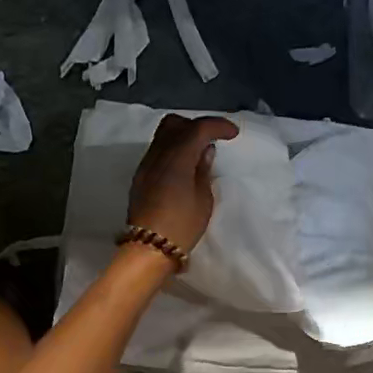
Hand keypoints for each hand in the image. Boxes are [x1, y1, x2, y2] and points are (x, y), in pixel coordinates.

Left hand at [125, 114, 239, 256]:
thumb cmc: (182, 226)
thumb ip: (203, 170)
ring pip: (163, 135)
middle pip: (175, 124)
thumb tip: (205, 150)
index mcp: (177, 157)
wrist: (149, 249)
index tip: (233, 134)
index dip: (218, 126)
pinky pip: (157, 151)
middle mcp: (158, 154)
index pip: (198, 128)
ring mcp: (146, 165)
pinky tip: (183, 165)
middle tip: (212, 139)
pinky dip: (172, 150)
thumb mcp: (203, 200)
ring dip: (182, 136)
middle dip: (196, 126)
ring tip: (198, 153)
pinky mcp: (140, 177)